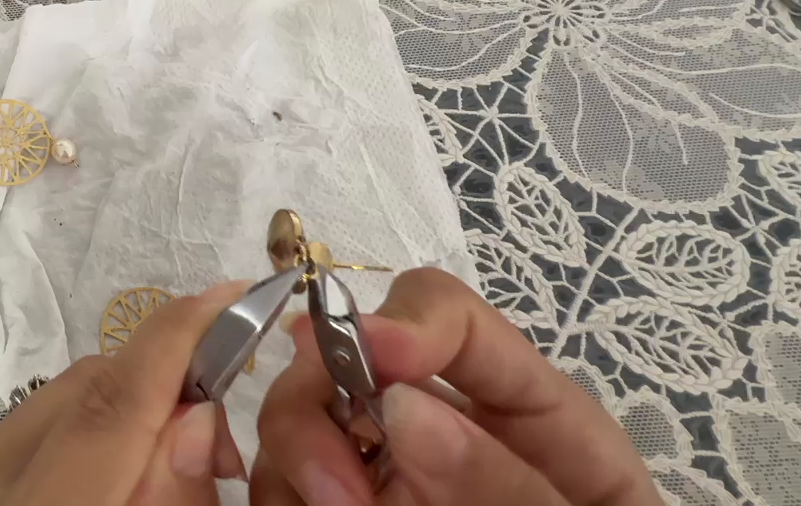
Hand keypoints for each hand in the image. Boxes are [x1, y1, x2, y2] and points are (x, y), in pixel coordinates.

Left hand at [0, 281, 250, 505]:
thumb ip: (168, 504)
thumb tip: (197, 416)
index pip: (110, 406)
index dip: (175, 340)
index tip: (234, 293)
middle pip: (89, 391)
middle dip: (167, 389)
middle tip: (227, 446)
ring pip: (62, 400)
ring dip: (128, 413)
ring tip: (174, 468)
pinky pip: (34, 425)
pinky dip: (87, 434)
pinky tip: (113, 478)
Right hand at [251, 268, 660, 505]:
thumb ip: (506, 488)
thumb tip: (399, 404)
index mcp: (522, 417)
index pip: (446, 314)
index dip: (401, 318)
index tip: (367, 355)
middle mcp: (436, 425)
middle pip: (341, 352)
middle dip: (319, 399)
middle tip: (335, 491)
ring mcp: (381, 469)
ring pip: (296, 408)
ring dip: (295, 453)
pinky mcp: (338, 505)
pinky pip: (277, 478)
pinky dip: (279, 494)